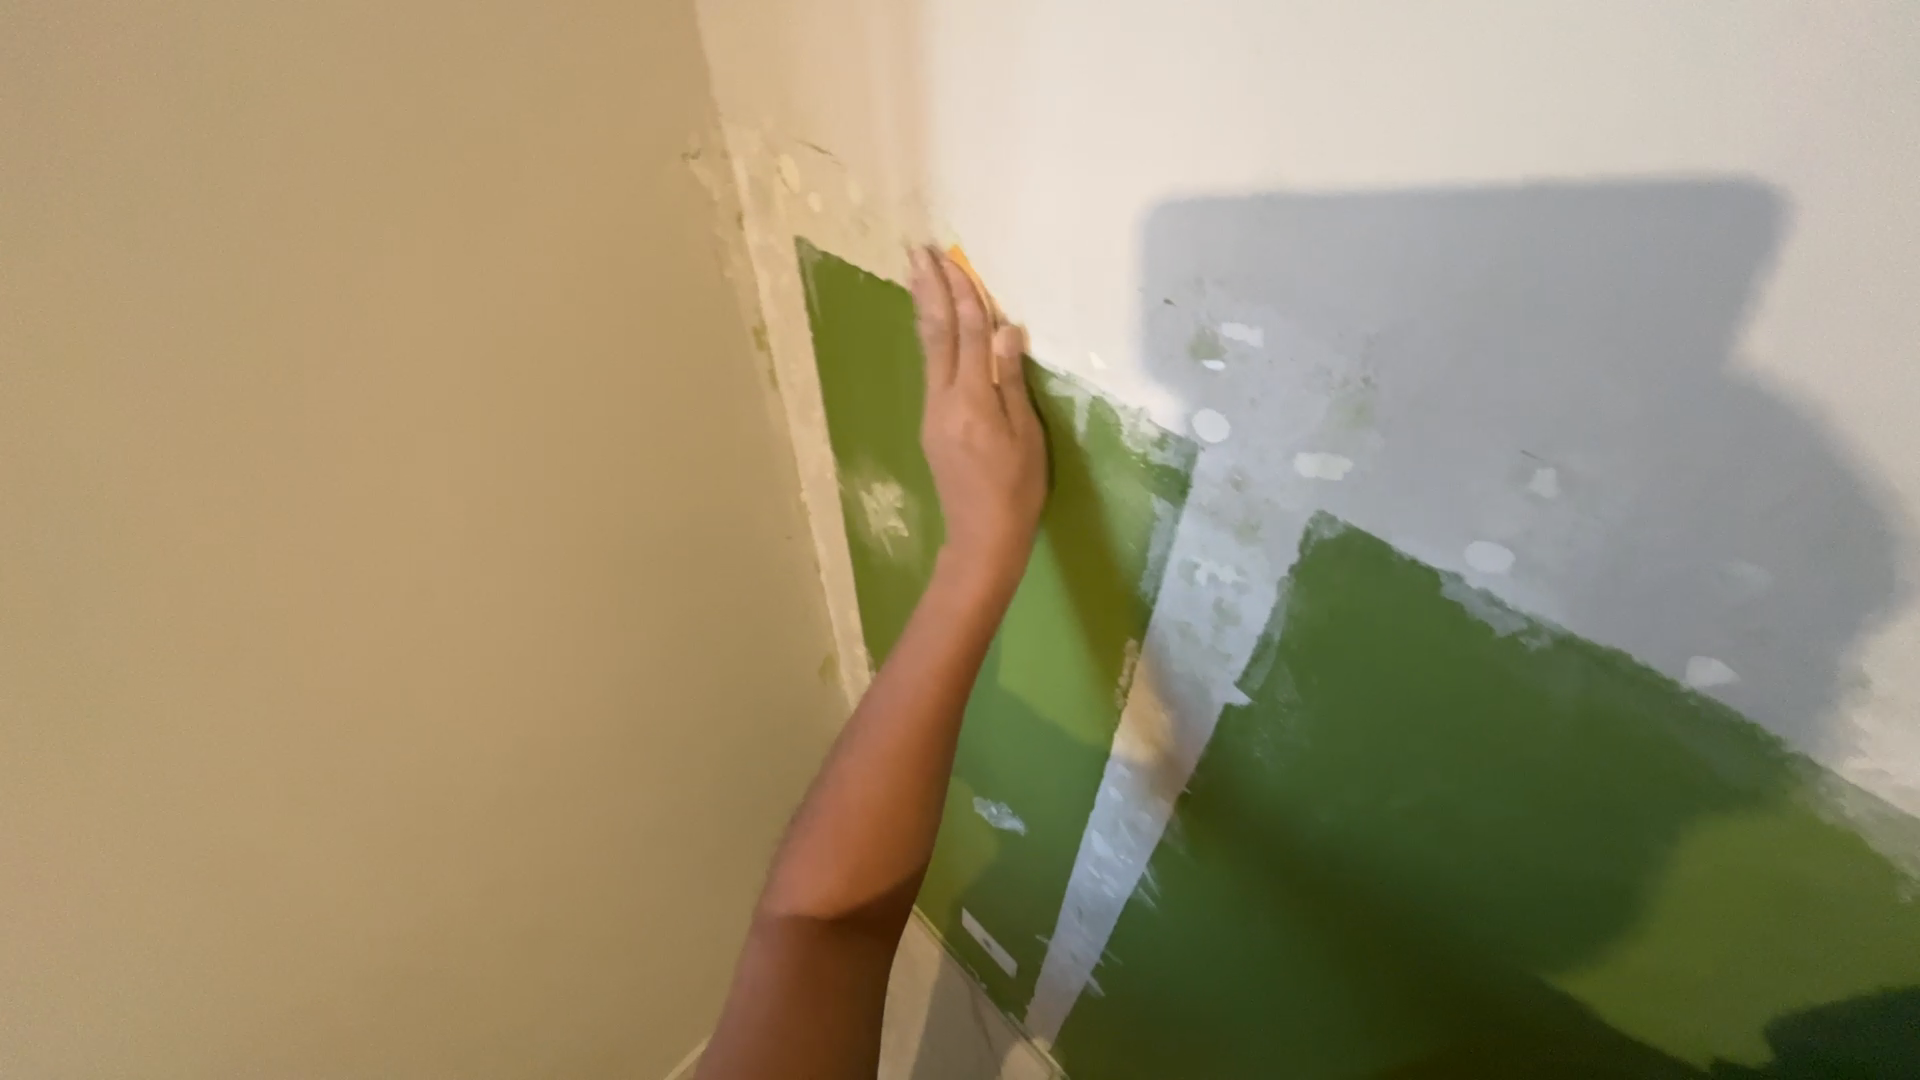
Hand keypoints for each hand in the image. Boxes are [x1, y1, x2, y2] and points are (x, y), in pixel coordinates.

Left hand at [909, 246, 1047, 594]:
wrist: (981, 536)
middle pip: (936, 334)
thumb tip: (1005, 330)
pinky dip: (931, 339)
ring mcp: (933, 413)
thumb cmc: (1017, 489)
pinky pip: (930, 370)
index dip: (963, 295)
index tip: (953, 258)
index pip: (969, 335)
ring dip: (923, 309)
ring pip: (928, 351)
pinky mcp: (931, 425)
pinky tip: (931, 326)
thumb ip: (1011, 381)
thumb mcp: (1026, 435)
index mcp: (972, 400)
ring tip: (917, 275)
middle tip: (917, 251)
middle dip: (928, 290)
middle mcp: (944, 400)